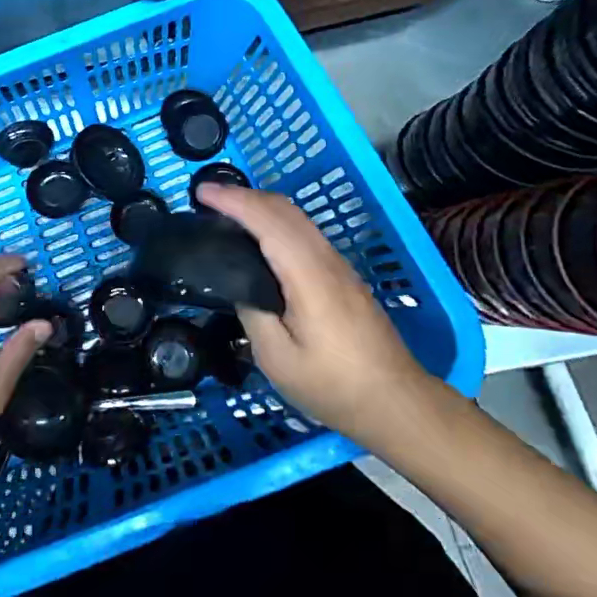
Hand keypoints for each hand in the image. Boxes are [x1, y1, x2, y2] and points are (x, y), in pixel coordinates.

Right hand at [198, 183, 441, 443]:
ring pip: (297, 217)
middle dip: (242, 195)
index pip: (267, 221)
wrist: (396, 404)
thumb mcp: (277, 358)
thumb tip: (236, 283)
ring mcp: (338, 266)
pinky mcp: (342, 276)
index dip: (233, 201)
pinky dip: (274, 220)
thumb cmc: (333, 385)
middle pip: (283, 209)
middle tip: (205, 198)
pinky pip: (303, 232)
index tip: (200, 192)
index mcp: (308, 275)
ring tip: (225, 211)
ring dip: (259, 205)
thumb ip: (252, 312)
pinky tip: (259, 235)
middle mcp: (326, 260)